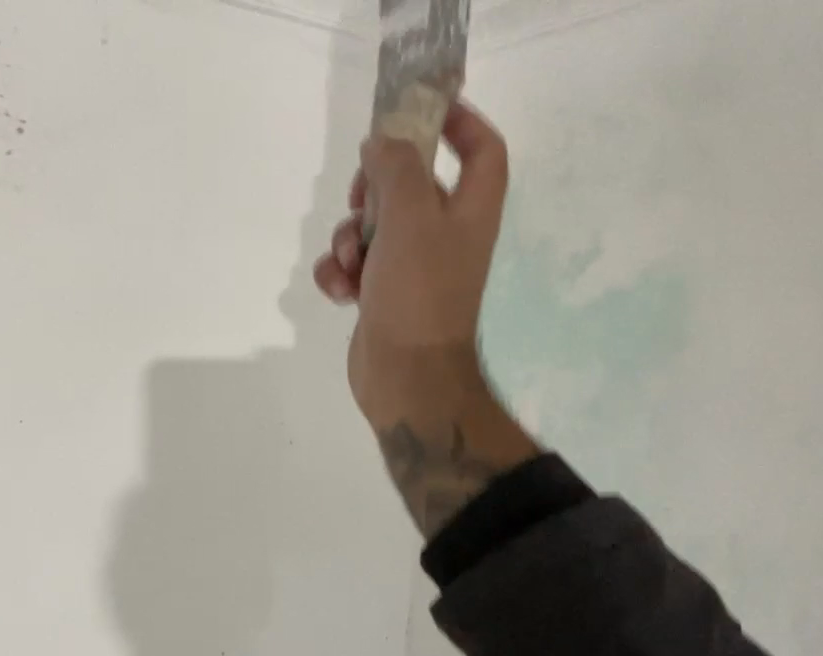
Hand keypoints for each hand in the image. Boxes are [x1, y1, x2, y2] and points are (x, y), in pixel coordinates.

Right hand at [312, 100, 538, 536]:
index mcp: (470, 210)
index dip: (458, 122)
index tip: (418, 112)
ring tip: (348, 262)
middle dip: (374, 187)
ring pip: (372, 226)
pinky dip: (340, 273)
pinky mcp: (381, 296)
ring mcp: (411, 268)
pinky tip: (340, 291)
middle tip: (358, 197)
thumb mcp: (410, 215)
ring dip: (348, 237)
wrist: (406, 377)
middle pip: (410, 184)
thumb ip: (396, 167)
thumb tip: (381, 144)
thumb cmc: (418, 292)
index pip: (482, 149)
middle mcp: (444, 234)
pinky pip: (353, 265)